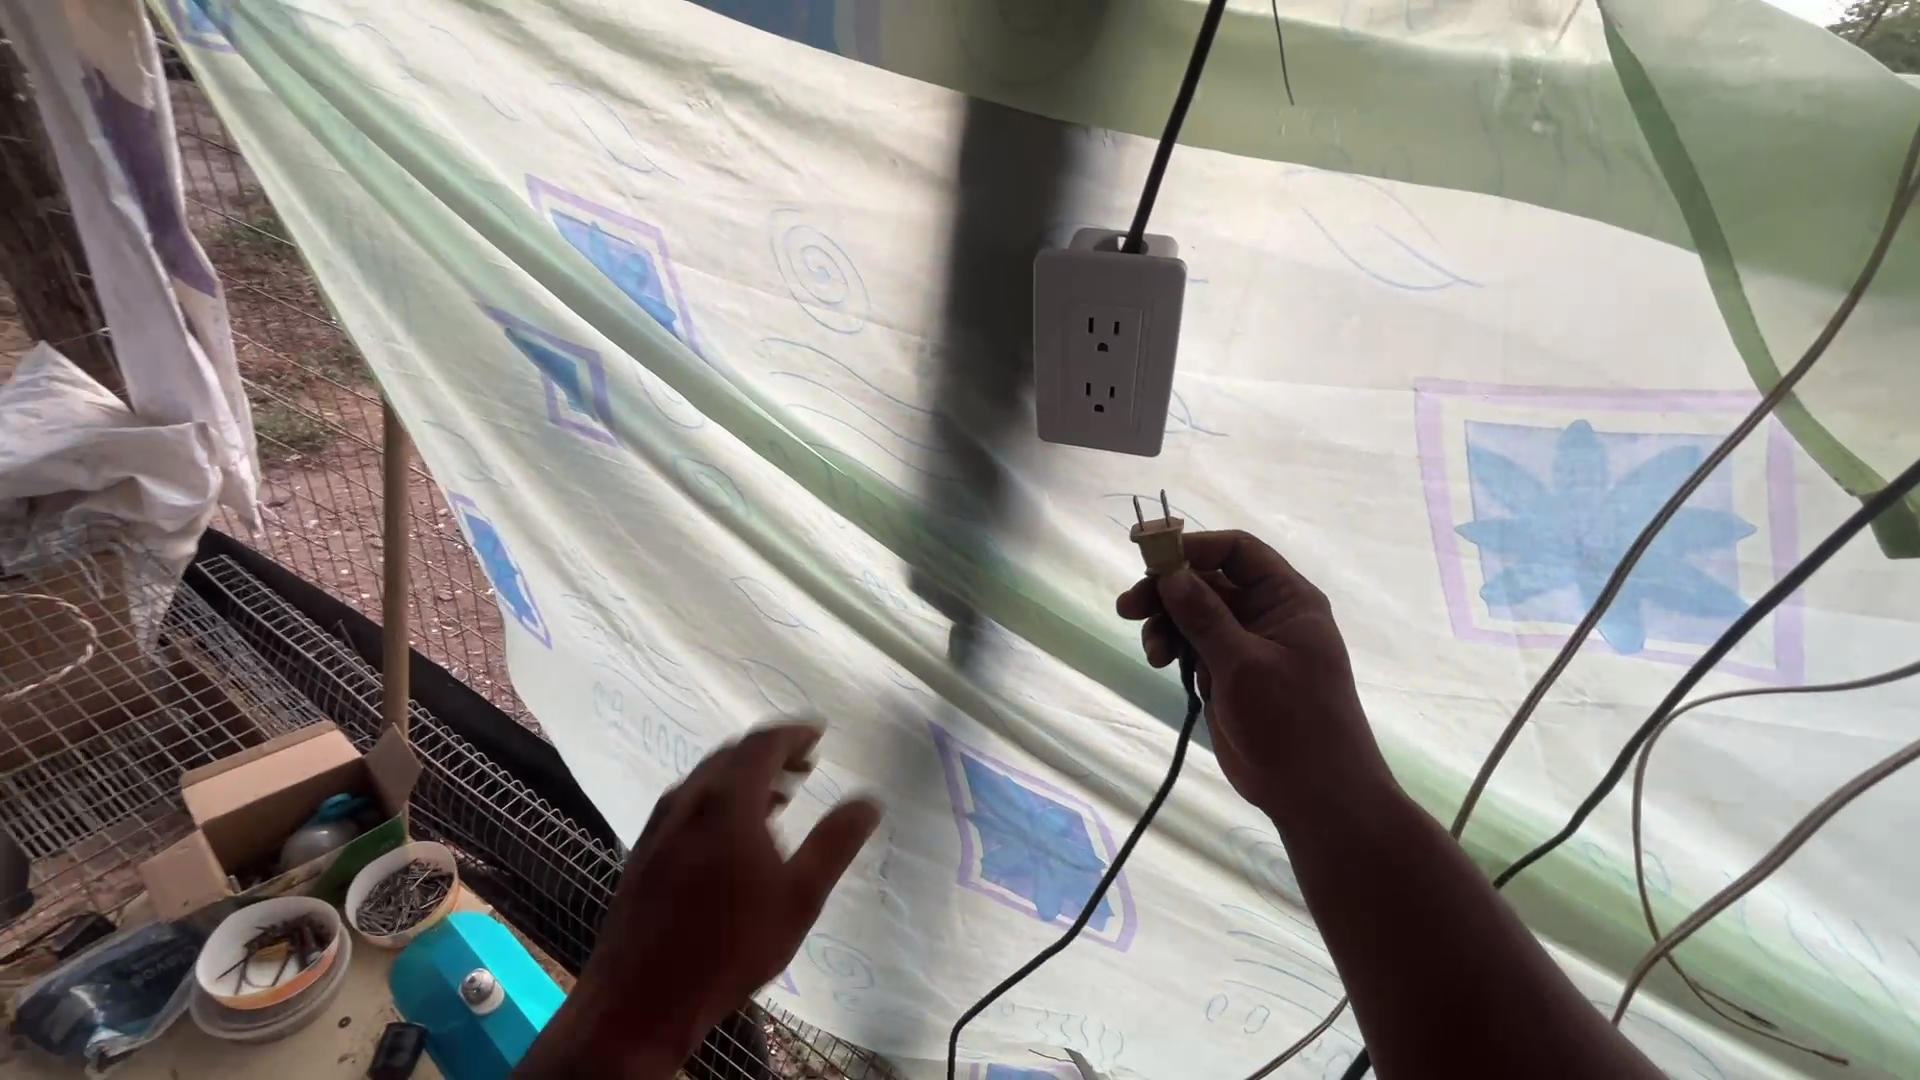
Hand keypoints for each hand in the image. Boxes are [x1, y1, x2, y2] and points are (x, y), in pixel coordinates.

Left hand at [516, 724, 881, 1078]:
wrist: (638, 1004)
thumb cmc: (729, 946)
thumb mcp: (799, 897)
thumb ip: (836, 842)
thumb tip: (870, 802)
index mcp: (726, 799)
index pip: (763, 744)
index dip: (795, 734)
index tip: (819, 734)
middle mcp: (688, 799)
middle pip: (734, 755)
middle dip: (773, 753)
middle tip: (806, 765)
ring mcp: (660, 824)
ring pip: (708, 779)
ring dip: (747, 776)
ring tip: (780, 796)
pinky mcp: (645, 851)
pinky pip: (690, 803)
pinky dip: (721, 798)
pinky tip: (736, 834)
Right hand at [1116, 530, 1383, 816]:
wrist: (1314, 794)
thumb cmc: (1292, 722)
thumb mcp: (1244, 665)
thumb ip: (1204, 616)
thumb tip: (1170, 573)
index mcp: (1286, 600)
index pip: (1237, 552)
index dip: (1193, 547)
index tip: (1148, 555)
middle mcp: (1265, 614)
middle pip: (1206, 582)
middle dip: (1166, 592)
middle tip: (1128, 608)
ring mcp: (1244, 644)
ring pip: (1192, 614)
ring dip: (1164, 624)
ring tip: (1151, 652)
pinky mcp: (1226, 672)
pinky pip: (1190, 644)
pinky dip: (1170, 647)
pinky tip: (1158, 662)